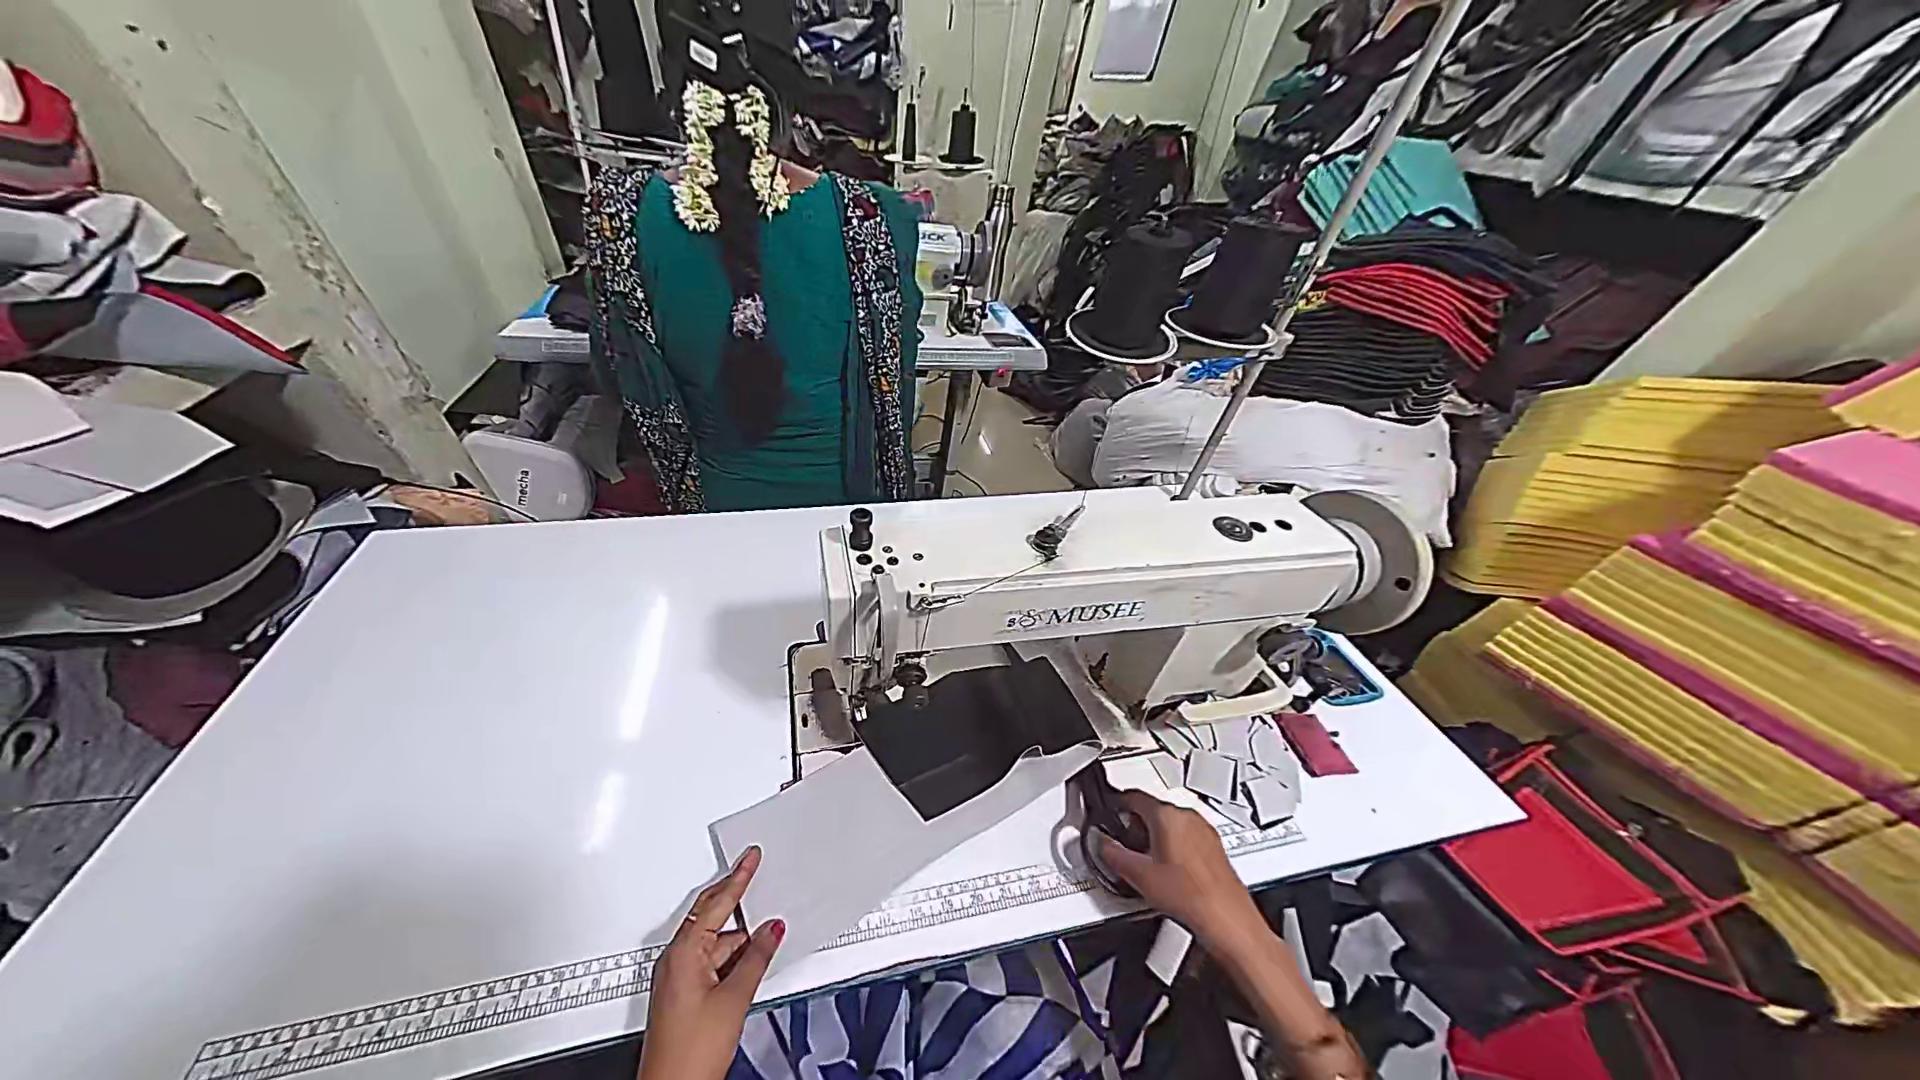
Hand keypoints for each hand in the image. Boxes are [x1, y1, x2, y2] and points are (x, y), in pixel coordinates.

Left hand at [637, 847, 784, 1079]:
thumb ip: (757, 956)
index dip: (738, 877)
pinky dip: (732, 955)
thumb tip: (771, 928)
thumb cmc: (690, 1053)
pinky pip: (711, 959)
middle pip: (710, 915)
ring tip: (766, 930)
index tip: (750, 857)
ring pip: (715, 940)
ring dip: (739, 936)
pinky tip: (751, 958)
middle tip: (754, 872)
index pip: (716, 903)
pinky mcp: (683, 993)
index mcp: (683, 952)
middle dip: (735, 898)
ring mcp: (678, 977)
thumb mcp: (735, 996)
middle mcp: (676, 960)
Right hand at [1095, 789, 1266, 951]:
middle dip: (1137, 826)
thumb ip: (1113, 854)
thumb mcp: (1139, 875)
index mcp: (1167, 815)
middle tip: (1127, 845)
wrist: (1227, 920)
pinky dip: (1175, 846)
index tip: (1112, 812)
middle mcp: (1188, 816)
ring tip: (1150, 863)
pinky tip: (1171, 872)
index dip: (1118, 805)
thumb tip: (1104, 845)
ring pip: (1171, 823)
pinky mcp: (1214, 846)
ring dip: (1157, 836)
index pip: (1134, 797)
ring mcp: (1204, 830)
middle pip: (1153, 810)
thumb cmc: (1192, 897)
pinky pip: (1188, 835)